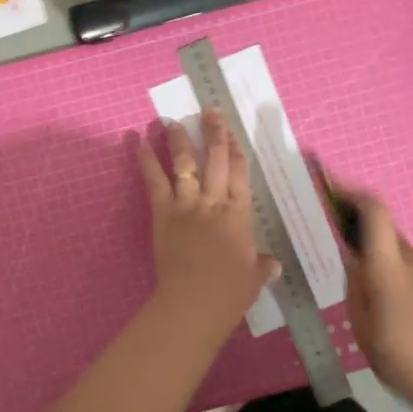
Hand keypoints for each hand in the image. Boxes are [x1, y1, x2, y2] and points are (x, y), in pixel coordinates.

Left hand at [134, 110, 277, 333]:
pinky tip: (139, 143)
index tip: (232, 132)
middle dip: (213, 132)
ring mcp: (187, 205)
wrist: (195, 301)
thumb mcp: (254, 278)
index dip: (235, 150)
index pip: (239, 174)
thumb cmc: (230, 292)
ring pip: (185, 164)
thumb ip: (262, 266)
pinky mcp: (163, 214)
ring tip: (172, 122)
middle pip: (215, 160)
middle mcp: (214, 202)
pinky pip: (154, 182)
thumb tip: (273, 264)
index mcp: (239, 215)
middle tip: (209, 111)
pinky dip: (146, 161)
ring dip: (178, 140)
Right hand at [333, 185, 412, 405]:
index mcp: (389, 271)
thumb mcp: (363, 331)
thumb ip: (356, 290)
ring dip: (385, 270)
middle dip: (364, 239)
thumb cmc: (405, 364)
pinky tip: (403, 323)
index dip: (353, 194)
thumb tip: (352, 261)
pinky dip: (404, 288)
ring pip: (403, 261)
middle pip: (388, 236)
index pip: (375, 213)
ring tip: (376, 309)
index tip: (333, 190)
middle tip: (343, 259)